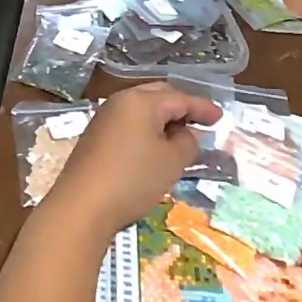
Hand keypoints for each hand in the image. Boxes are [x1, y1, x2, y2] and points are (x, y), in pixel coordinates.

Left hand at [44, 82, 221, 236]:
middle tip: (202, 120)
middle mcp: (121, 101)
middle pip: (158, 95)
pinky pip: (129, 121)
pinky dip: (147, 127)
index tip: (220, 117)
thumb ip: (187, 142)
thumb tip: (187, 133)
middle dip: (182, 106)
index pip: (179, 98)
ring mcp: (105, 117)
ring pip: (142, 108)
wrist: (81, 206)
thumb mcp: (171, 162)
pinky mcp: (96, 135)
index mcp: (141, 101)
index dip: (202, 107)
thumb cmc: (132, 180)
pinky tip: (155, 144)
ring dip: (163, 117)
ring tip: (181, 133)